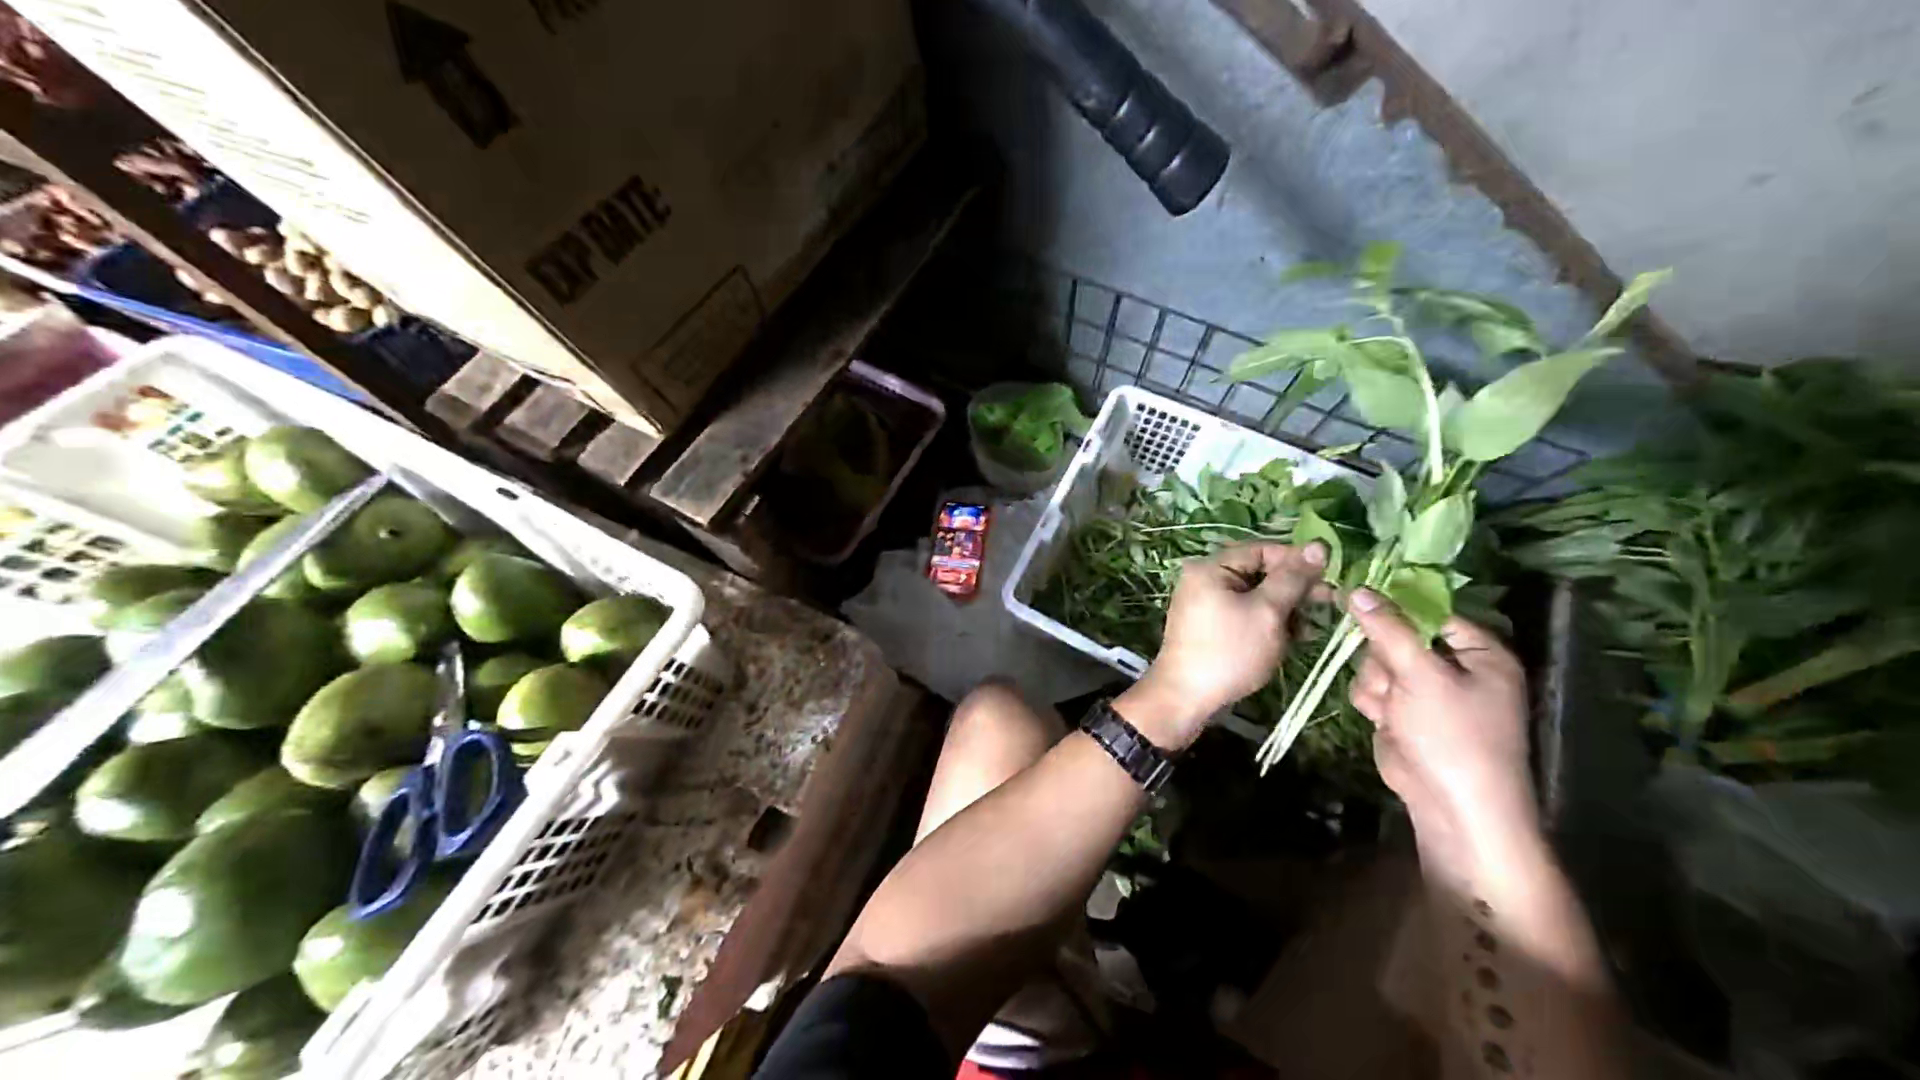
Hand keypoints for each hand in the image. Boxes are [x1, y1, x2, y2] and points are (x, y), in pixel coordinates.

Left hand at [1118, 542, 1325, 751]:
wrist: (1187, 696)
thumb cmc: (1229, 651)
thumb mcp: (1268, 612)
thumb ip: (1293, 578)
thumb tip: (1319, 545)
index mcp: (1211, 567)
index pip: (1262, 550)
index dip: (1297, 562)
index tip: (1328, 581)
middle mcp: (1204, 579)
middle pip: (1259, 572)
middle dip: (1292, 590)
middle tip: (1325, 607)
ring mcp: (1204, 603)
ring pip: (1255, 596)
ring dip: (1283, 610)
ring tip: (1304, 632)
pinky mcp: (1209, 626)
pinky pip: (1244, 614)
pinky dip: (1266, 623)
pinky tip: (1287, 640)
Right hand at [1345, 589, 1538, 851]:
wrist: (1452, 805)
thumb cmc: (1453, 735)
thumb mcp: (1420, 675)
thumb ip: (1387, 630)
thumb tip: (1359, 589)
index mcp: (1479, 652)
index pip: (1429, 611)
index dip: (1394, 608)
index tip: (1358, 599)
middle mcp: (1454, 666)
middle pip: (1395, 636)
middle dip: (1383, 659)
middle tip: (1392, 678)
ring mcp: (1426, 690)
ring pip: (1376, 662)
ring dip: (1375, 684)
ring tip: (1390, 708)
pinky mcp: (1403, 711)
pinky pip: (1372, 688)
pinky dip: (1372, 702)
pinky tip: (1381, 719)